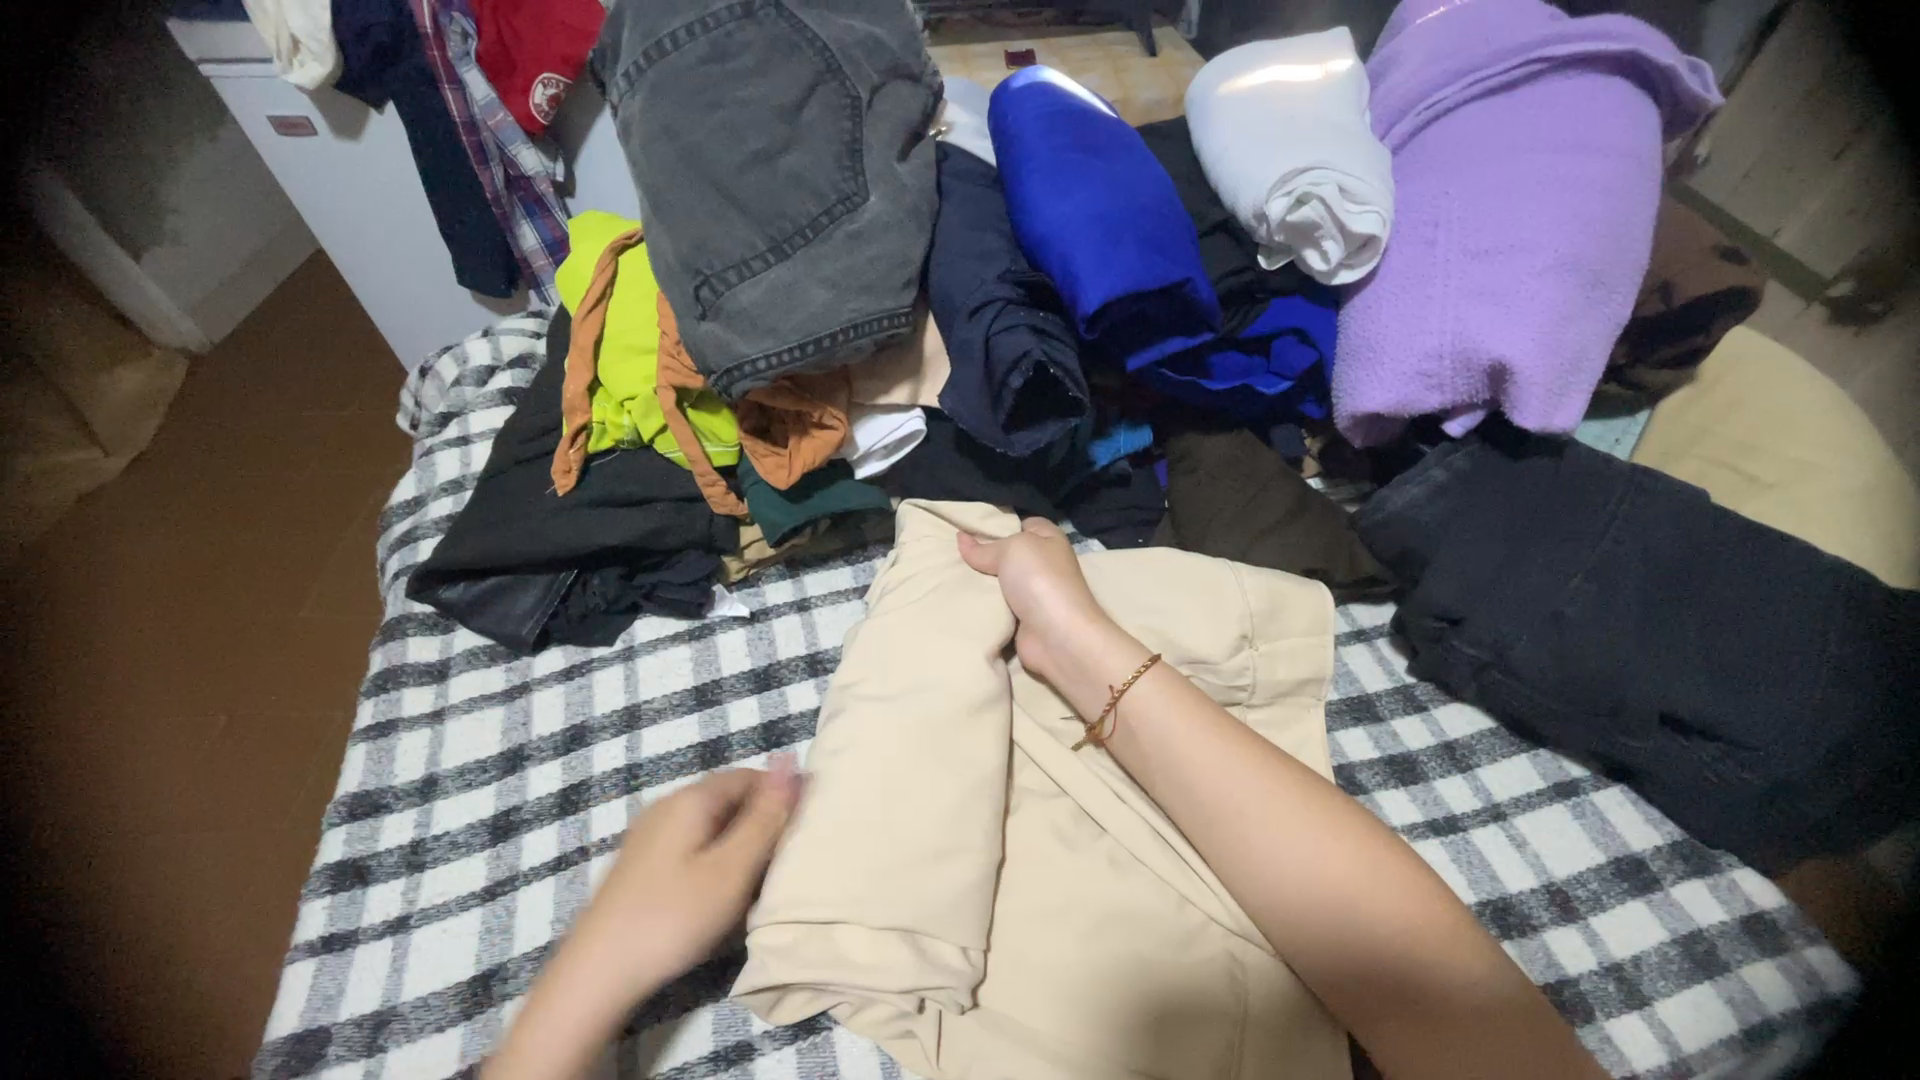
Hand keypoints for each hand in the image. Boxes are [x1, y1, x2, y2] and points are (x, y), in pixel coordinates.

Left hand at [574, 759, 803, 993]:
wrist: (596, 975)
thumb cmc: (673, 917)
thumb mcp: (732, 869)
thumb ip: (765, 817)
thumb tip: (791, 761)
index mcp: (692, 799)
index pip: (750, 776)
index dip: (781, 796)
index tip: (803, 830)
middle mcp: (668, 805)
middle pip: (729, 799)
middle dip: (760, 822)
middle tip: (784, 860)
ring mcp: (650, 835)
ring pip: (711, 825)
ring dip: (739, 845)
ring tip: (757, 881)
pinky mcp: (641, 864)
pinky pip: (692, 846)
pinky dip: (715, 860)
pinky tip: (719, 894)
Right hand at [957, 518, 1116, 680]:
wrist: (1057, 636)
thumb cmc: (1040, 580)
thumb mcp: (1011, 549)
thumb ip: (984, 547)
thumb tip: (961, 538)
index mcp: (1049, 539)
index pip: (1022, 523)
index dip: (999, 524)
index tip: (969, 527)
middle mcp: (1044, 563)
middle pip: (1007, 554)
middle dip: (983, 554)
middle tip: (952, 551)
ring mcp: (1034, 593)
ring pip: (999, 581)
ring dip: (980, 582)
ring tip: (949, 573)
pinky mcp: (1023, 618)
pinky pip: (997, 606)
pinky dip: (983, 605)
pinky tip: (960, 598)